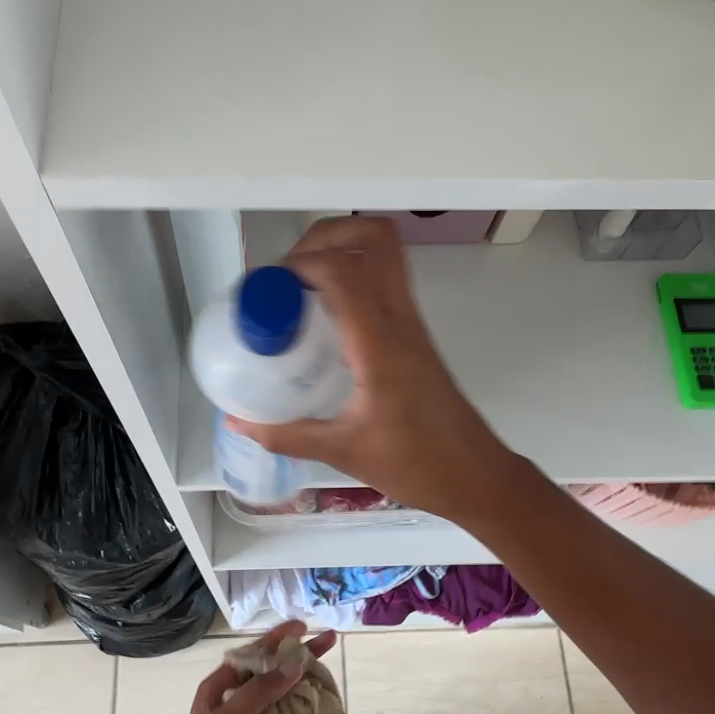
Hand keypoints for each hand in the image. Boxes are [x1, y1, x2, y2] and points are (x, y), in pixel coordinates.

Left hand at [158, 621, 337, 713]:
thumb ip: (259, 693)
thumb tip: (295, 664)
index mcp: (219, 691)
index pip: (252, 655)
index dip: (277, 638)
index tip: (304, 625)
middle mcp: (238, 704)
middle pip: (275, 674)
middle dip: (301, 658)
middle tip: (331, 641)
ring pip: (288, 699)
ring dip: (309, 688)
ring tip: (335, 676)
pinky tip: (330, 711)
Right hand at [229, 217, 522, 521]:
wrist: (476, 476)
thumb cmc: (416, 464)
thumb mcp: (343, 451)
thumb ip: (286, 434)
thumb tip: (238, 422)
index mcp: (381, 343)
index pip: (343, 271)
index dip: (299, 264)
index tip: (267, 291)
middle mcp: (401, 320)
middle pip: (374, 237)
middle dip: (325, 237)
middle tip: (288, 274)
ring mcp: (413, 324)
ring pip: (383, 255)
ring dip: (340, 254)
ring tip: (299, 291)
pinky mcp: (416, 336)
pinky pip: (384, 285)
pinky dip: (351, 282)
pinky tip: (322, 322)